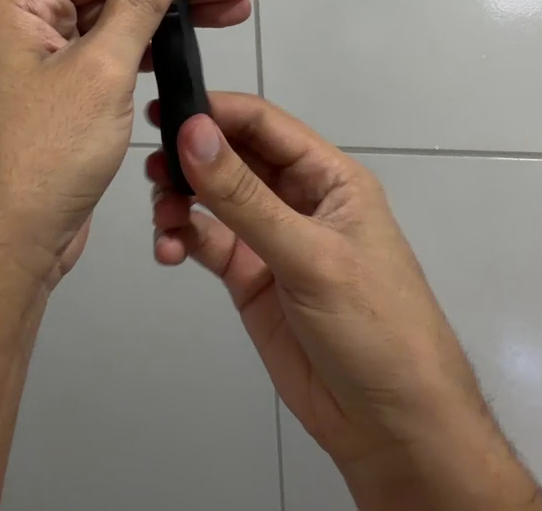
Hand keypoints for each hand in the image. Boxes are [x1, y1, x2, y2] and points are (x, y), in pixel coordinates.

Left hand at [0, 0, 251, 288]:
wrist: (6, 244)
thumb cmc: (32, 165)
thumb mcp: (99, 70)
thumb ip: (136, 4)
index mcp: (16, 8)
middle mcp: (22, 31)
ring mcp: (39, 68)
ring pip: (113, 27)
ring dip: (168, 21)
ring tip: (228, 11)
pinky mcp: (57, 102)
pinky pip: (106, 63)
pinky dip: (145, 56)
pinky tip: (182, 50)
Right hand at [147, 94, 541, 510]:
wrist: (393, 430)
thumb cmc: (373, 328)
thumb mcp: (308, 256)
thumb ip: (243, 195)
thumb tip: (190, 131)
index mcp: (327, 178)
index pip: (262, 124)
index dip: (214, 111)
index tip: (162, 112)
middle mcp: (295, 198)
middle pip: (230, 156)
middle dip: (188, 156)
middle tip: (149, 165)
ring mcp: (268, 237)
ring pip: (210, 197)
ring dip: (179, 199)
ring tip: (162, 216)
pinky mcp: (248, 275)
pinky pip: (204, 240)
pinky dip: (180, 238)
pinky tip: (169, 252)